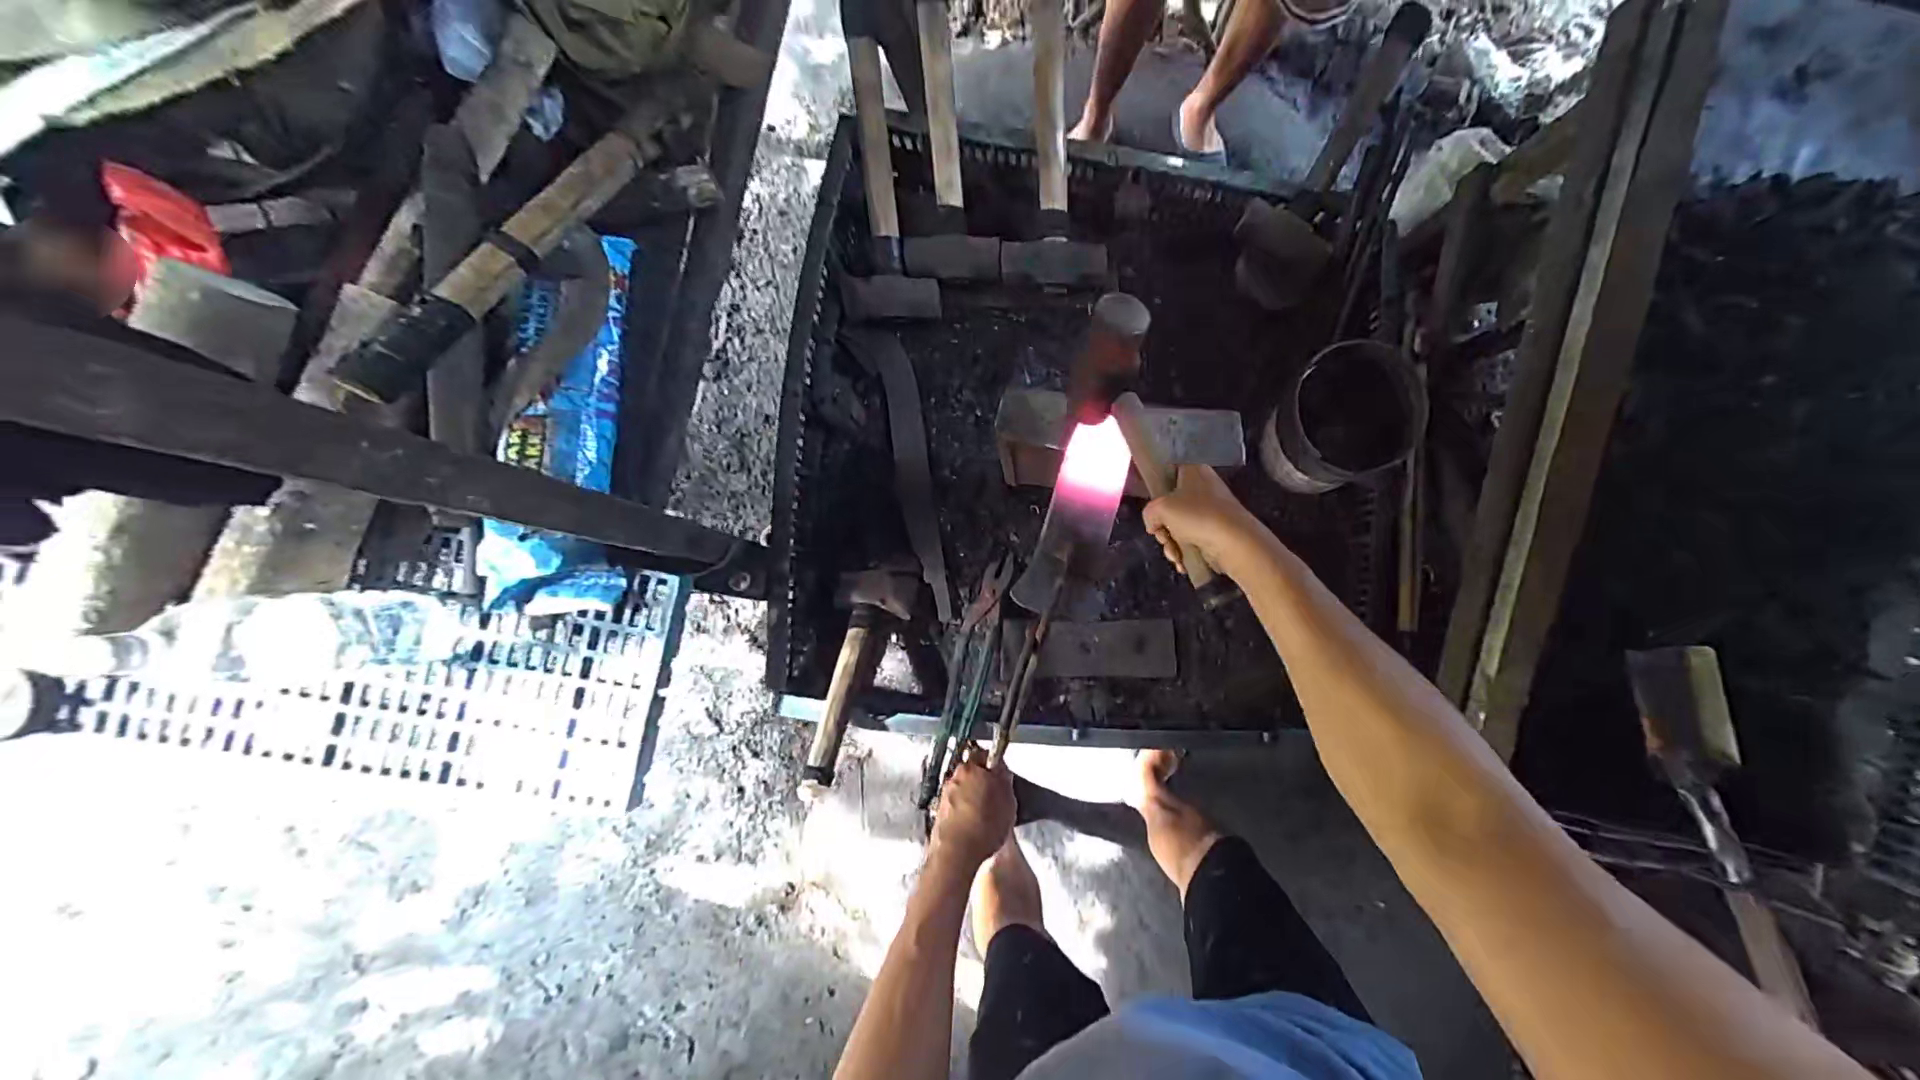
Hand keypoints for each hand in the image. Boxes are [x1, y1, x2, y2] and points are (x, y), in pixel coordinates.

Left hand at [929, 748, 1014, 869]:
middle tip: (998, 796)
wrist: (955, 853)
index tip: (1002, 773)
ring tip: (987, 816)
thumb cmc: (981, 827)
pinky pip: (956, 806)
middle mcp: (954, 777)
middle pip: (972, 772)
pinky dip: (964, 812)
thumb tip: (1003, 772)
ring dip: (973, 797)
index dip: (995, 764)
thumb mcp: (1008, 802)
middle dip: (984, 781)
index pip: (985, 754)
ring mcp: (945, 795)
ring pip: (963, 789)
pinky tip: (974, 826)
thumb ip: (1005, 781)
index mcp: (972, 768)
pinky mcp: (940, 812)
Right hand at [1141, 465, 1276, 579]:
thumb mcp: (1160, 508)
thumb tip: (1154, 525)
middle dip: (1162, 527)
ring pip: (1179, 525)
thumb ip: (1149, 512)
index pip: (1167, 473)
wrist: (1234, 542)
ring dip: (1171, 543)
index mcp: (1192, 471)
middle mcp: (1203, 487)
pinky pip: (1191, 538)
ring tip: (1175, 554)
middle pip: (1170, 505)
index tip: (1152, 509)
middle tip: (1163, 536)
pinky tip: (1183, 562)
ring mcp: (1211, 509)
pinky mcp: (1216, 529)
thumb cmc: (1196, 516)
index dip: (1155, 491)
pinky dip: (1184, 550)